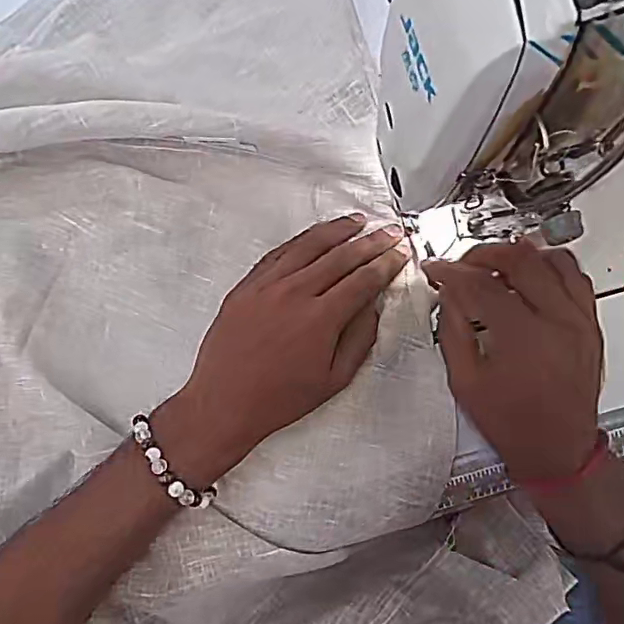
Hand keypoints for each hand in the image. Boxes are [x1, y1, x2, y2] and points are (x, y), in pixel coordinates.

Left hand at [155, 214, 410, 482]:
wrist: (224, 402)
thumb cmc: (275, 398)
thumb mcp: (333, 380)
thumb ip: (359, 340)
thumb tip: (373, 310)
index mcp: (320, 319)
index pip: (363, 279)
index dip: (387, 263)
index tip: (399, 254)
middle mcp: (293, 295)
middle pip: (341, 256)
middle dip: (371, 241)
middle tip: (388, 233)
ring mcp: (266, 287)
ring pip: (308, 246)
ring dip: (337, 230)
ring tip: (357, 221)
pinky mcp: (246, 287)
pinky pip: (278, 253)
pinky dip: (300, 241)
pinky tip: (312, 236)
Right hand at [424, 241, 602, 477]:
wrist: (557, 449)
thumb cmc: (515, 425)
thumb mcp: (465, 382)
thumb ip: (452, 331)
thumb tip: (449, 297)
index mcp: (522, 338)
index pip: (480, 284)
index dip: (451, 272)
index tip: (438, 270)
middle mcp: (558, 323)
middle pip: (519, 259)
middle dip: (482, 254)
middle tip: (463, 264)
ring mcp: (580, 322)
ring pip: (553, 260)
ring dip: (519, 255)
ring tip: (496, 264)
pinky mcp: (591, 325)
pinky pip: (576, 278)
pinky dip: (551, 268)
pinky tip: (533, 275)